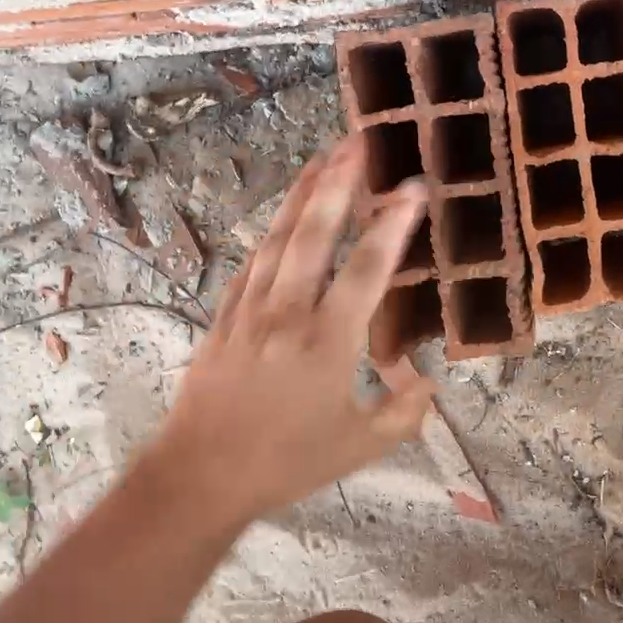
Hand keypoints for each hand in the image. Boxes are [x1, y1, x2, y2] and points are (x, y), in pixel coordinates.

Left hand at [140, 138, 434, 530]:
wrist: (198, 480)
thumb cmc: (286, 463)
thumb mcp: (360, 447)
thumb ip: (403, 412)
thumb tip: (425, 379)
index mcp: (328, 340)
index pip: (367, 268)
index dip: (393, 225)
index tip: (412, 187)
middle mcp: (289, 313)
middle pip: (315, 234)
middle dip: (338, 183)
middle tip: (356, 142)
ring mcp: (251, 310)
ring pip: (279, 239)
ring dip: (302, 194)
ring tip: (321, 157)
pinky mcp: (225, 318)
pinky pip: (251, 265)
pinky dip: (270, 234)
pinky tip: (281, 217)